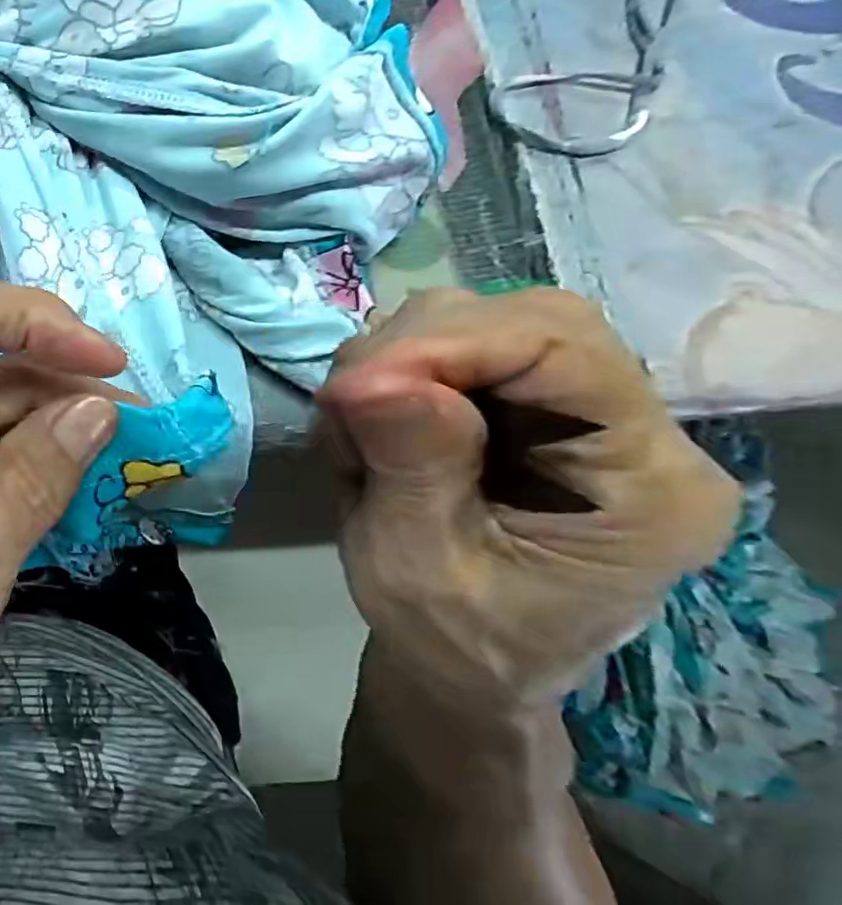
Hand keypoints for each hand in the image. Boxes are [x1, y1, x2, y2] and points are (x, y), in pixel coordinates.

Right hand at [317, 288, 739, 711]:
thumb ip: (410, 466)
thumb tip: (369, 377)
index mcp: (643, 482)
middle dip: (413, 350)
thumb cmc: (447, 635)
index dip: (446, 346)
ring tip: (355, 436)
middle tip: (344, 408)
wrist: (459, 665)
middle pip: (525, 322)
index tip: (350, 386)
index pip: (562, 349)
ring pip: (480, 325)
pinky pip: (451, 351)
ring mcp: (577, 416)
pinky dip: (387, 375)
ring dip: (390, 364)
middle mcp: (631, 431)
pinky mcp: (525, 412)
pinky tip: (368, 428)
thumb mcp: (416, 561)